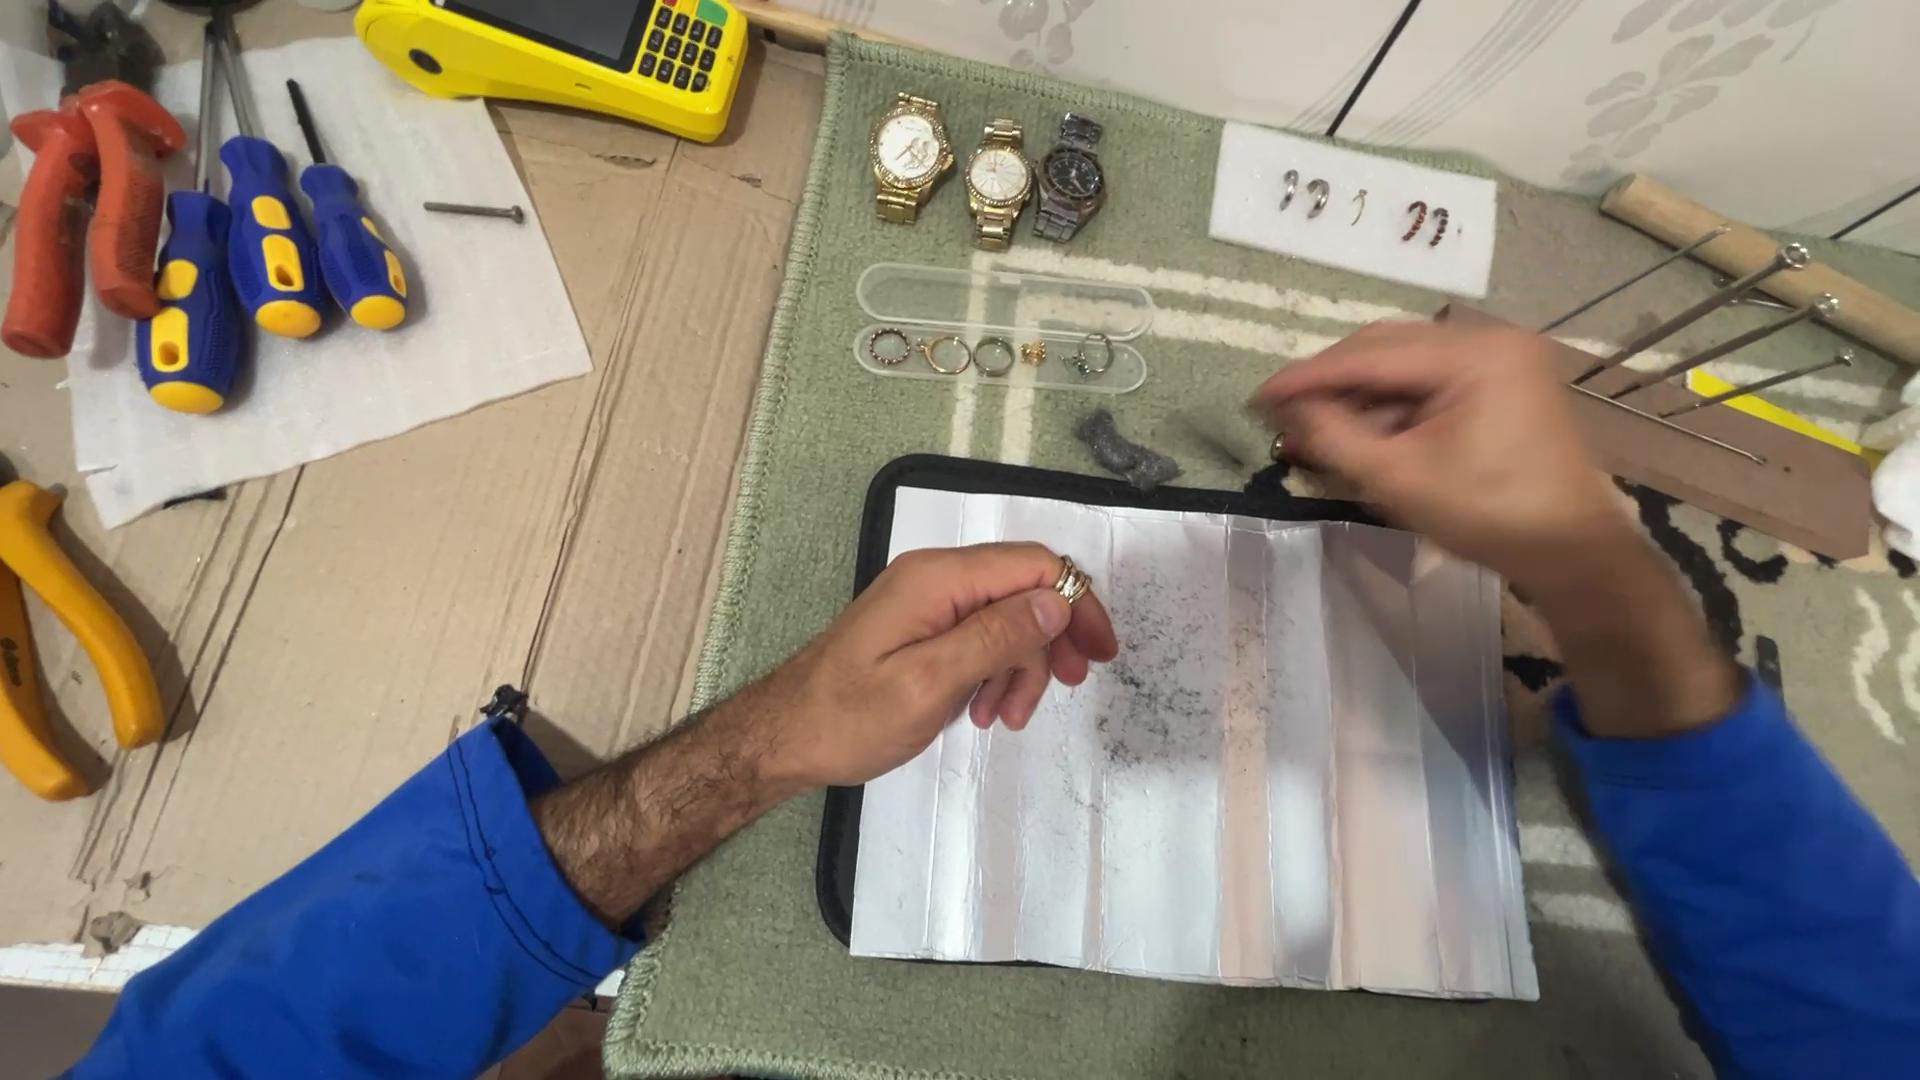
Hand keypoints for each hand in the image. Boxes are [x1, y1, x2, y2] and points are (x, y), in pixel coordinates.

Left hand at [725, 542, 1120, 790]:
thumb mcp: (930, 682)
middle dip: (1053, 640)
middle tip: (1067, 689)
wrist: (785, 736)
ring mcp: (928, 601)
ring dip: (1022, 666)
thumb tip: (1058, 601)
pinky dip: (995, 671)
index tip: (1098, 655)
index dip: (1077, 602)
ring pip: (1006, 616)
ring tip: (1007, 718)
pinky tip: (985, 711)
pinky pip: (979, 636)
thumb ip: (995, 636)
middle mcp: (936, 577)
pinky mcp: (923, 626)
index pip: (1033, 565)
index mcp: (939, 579)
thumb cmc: (850, 717)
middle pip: (1024, 588)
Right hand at [1252, 320, 1632, 588]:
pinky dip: (1383, 402)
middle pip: (1382, 347)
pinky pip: (1422, 380)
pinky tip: (1357, 428)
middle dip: (1328, 380)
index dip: (1306, 377)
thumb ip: (1333, 435)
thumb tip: (1285, 409)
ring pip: (1399, 362)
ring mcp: (1495, 359)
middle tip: (1282, 411)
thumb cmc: (1487, 513)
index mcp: (1474, 355)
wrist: (1569, 548)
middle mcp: (1488, 340)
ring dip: (1353, 392)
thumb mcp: (1396, 478)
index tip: (1258, 396)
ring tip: (1313, 423)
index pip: (1368, 356)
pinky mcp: (1495, 381)